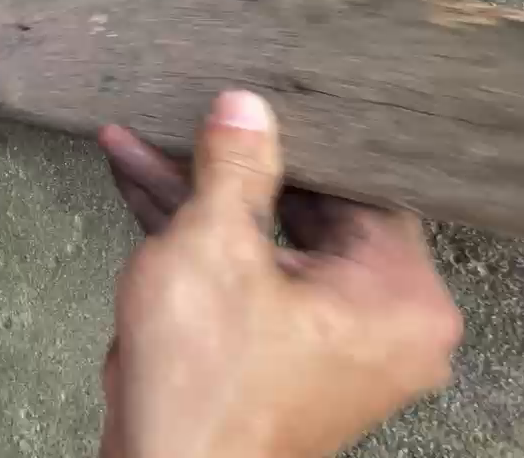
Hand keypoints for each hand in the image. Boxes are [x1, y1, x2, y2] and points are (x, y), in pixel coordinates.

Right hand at [97, 90, 462, 457]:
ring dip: (187, 191)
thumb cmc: (204, 362)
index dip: (299, 143)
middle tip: (178, 116)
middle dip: (220, 164)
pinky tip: (130, 179)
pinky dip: (185, 227)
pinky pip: (231, 264)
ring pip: (252, 235)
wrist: (167, 453)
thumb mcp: (212, 245)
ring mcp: (311, 327)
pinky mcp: (261, 335)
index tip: (248, 101)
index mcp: (395, 297)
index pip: (359, 192)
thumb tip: (247, 106)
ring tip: (128, 140)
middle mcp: (369, 315)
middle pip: (297, 211)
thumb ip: (232, 171)